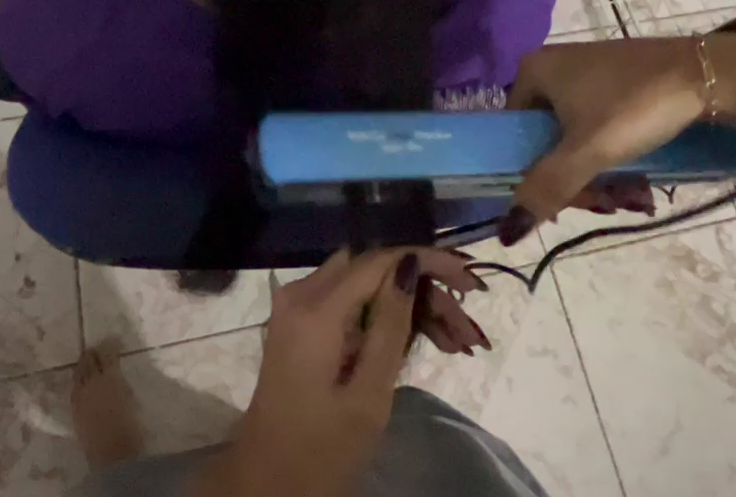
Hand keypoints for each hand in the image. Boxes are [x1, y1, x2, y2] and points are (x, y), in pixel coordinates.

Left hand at [196, 247, 479, 495]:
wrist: (265, 478)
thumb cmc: (321, 448)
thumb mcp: (368, 395)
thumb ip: (390, 326)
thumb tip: (409, 264)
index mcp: (316, 309)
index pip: (379, 260)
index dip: (426, 261)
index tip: (469, 280)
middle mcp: (301, 292)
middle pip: (373, 267)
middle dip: (423, 287)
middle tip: (465, 328)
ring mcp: (296, 304)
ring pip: (363, 281)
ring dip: (407, 302)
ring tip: (455, 341)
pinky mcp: (299, 321)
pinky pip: (348, 299)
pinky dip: (383, 313)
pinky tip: (421, 339)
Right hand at [499, 38, 711, 244]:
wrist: (708, 75)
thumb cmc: (635, 106)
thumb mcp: (588, 151)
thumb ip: (547, 188)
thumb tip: (506, 231)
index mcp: (532, 70)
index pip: (514, 131)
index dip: (533, 172)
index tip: (564, 200)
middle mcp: (553, 65)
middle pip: (548, 138)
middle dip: (577, 177)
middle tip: (608, 203)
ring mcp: (588, 71)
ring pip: (578, 135)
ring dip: (601, 173)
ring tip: (633, 197)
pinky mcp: (618, 79)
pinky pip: (601, 123)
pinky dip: (615, 152)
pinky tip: (639, 178)